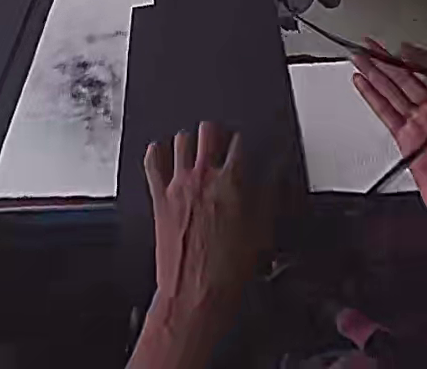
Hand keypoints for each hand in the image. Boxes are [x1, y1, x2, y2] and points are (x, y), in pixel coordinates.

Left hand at [141, 122, 267, 341]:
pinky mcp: (159, 197)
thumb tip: (274, 176)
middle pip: (208, 130)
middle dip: (216, 132)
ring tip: (195, 147)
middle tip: (218, 140)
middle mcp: (203, 177)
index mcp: (231, 182)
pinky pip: (153, 162)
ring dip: (190, 141)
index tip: (241, 146)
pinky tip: (161, 152)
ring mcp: (179, 184)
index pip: (238, 142)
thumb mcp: (260, 232)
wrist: (195, 296)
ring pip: (181, 140)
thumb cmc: (227, 271)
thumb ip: (268, 196)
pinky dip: (156, 152)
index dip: (241, 142)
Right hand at [352, 42, 426, 244]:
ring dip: (376, 74)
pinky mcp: (409, 143)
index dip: (418, 57)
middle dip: (388, 61)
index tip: (403, 46)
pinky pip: (387, 114)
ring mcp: (422, 128)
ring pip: (393, 93)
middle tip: (372, 45)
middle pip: (408, 79)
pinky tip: (363, 85)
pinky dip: (372, 98)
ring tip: (360, 58)